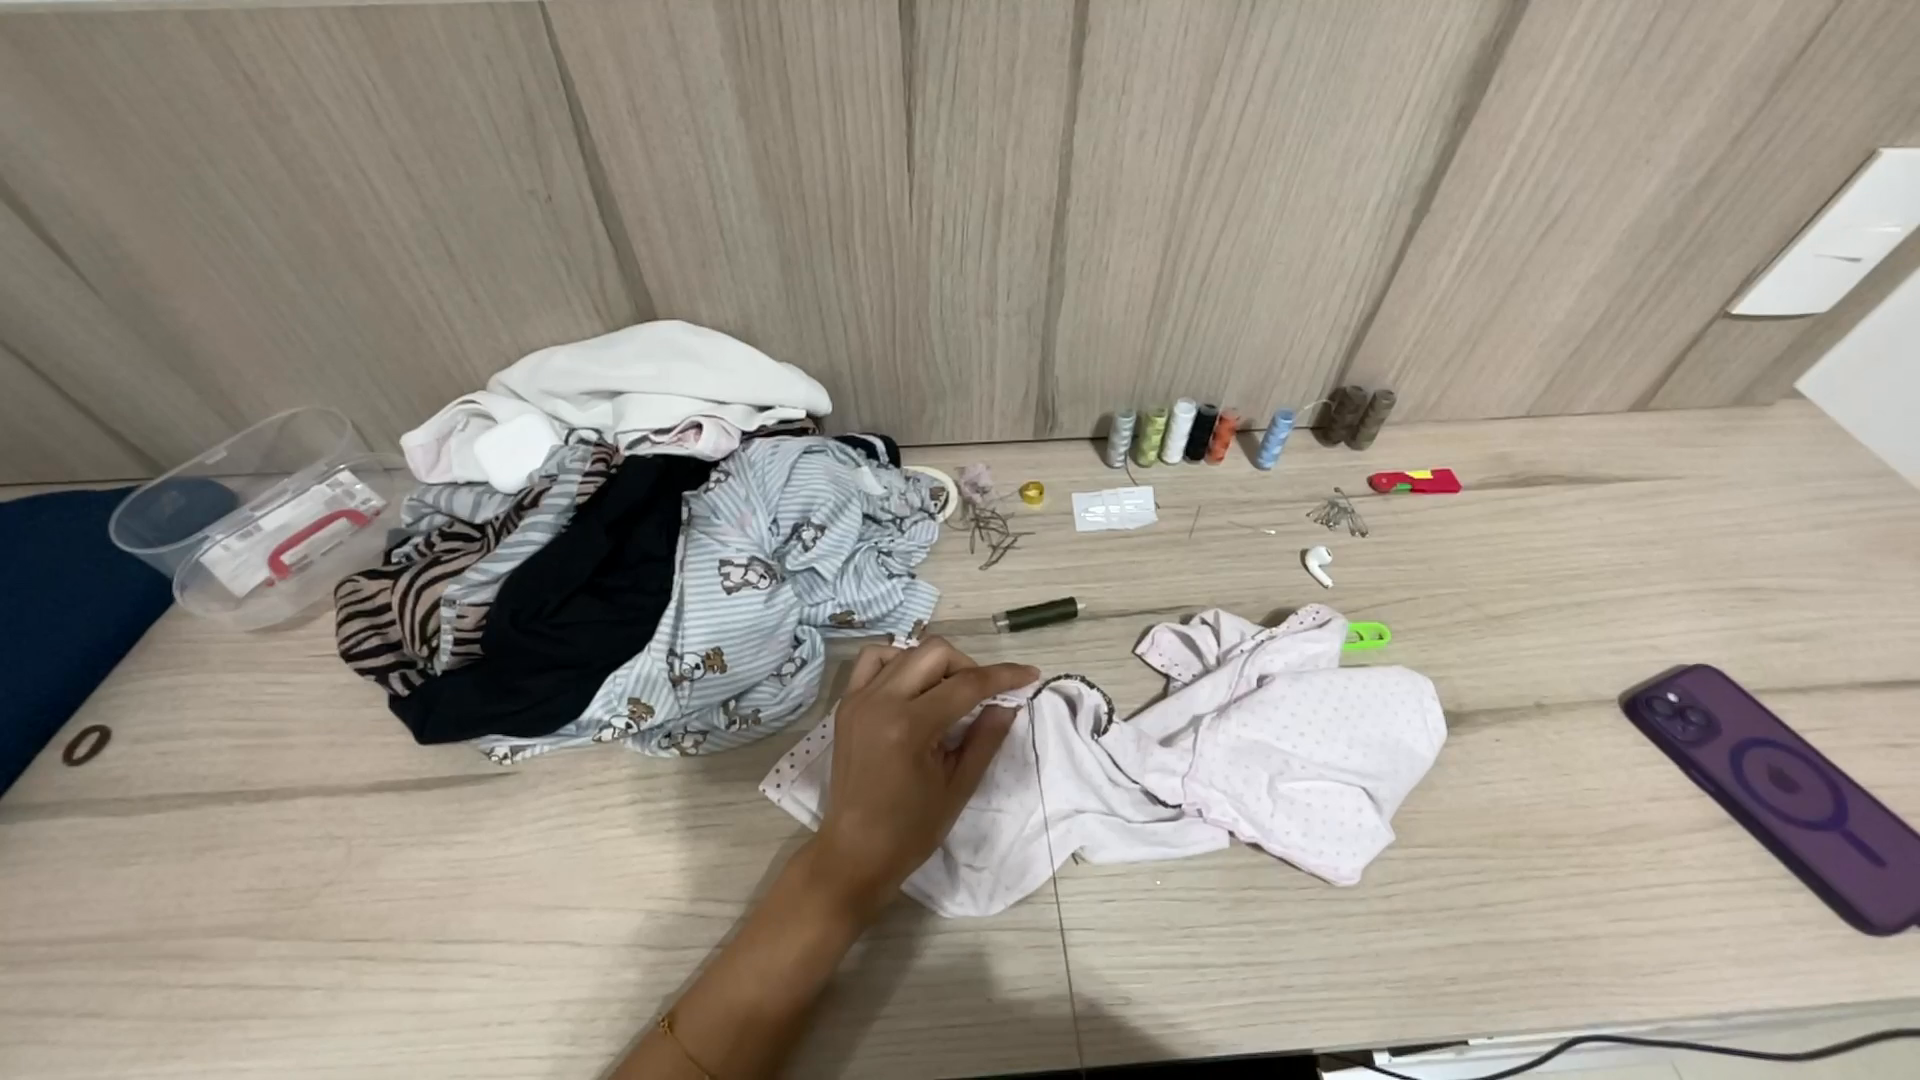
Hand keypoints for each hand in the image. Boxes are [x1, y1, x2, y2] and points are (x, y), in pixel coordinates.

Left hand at [810, 637, 1037, 918]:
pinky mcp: (846, 704)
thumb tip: (1008, 705)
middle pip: (935, 653)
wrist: (854, 851)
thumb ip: (985, 739)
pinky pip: (873, 661)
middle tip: (985, 695)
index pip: (966, 685)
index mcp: (910, 726)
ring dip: (936, 664)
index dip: (1003, 676)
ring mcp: (858, 699)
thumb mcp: (958, 787)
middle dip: (969, 666)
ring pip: (906, 651)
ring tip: (951, 692)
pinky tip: (915, 686)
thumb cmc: (910, 829)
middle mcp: (880, 701)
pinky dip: (898, 662)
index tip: (1030, 675)